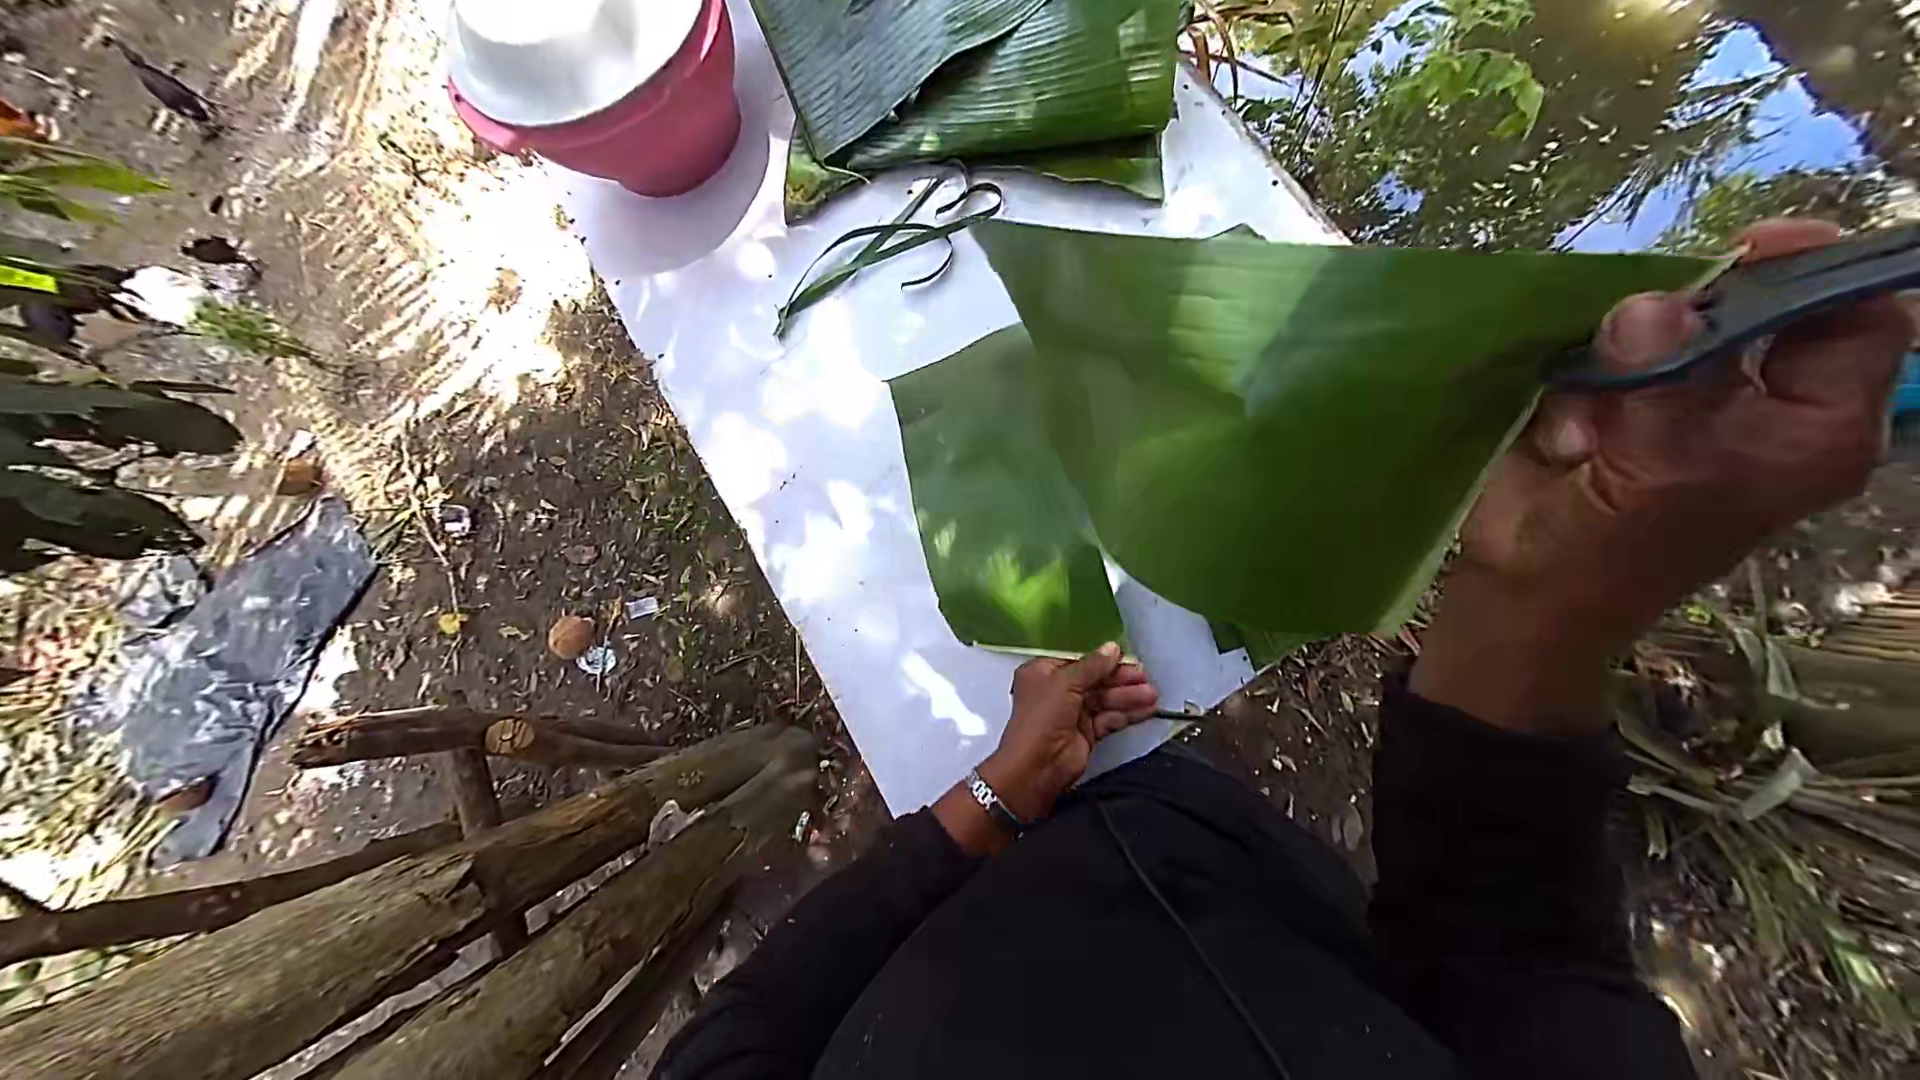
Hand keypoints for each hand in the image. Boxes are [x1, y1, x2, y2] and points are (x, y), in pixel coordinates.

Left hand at [931, 643, 1157, 854]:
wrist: (1037, 766)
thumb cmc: (1042, 717)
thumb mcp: (1066, 682)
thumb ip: (1093, 666)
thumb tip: (1112, 648)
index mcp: (1043, 673)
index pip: (1078, 661)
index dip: (1102, 660)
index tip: (1126, 656)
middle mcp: (1056, 691)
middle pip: (1094, 680)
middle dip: (1120, 678)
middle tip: (1144, 675)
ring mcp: (1072, 713)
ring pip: (1104, 699)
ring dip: (1128, 696)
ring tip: (1152, 694)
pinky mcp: (1086, 733)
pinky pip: (1109, 718)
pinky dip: (1127, 714)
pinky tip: (1147, 709)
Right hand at [1413, 219, 1916, 733]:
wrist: (1520, 588)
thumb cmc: (1608, 552)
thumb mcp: (1658, 476)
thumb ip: (1663, 388)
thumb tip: (1651, 304)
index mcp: (1804, 426)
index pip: (1851, 322)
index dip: (1812, 276)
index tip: (1747, 247)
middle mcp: (1739, 407)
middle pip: (1732, 321)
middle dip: (1671, 336)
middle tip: (1622, 346)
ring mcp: (1657, 408)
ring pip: (1642, 342)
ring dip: (1601, 379)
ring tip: (1580, 444)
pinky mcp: (1590, 413)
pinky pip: (1583, 368)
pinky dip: (1564, 394)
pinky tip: (1557, 445)